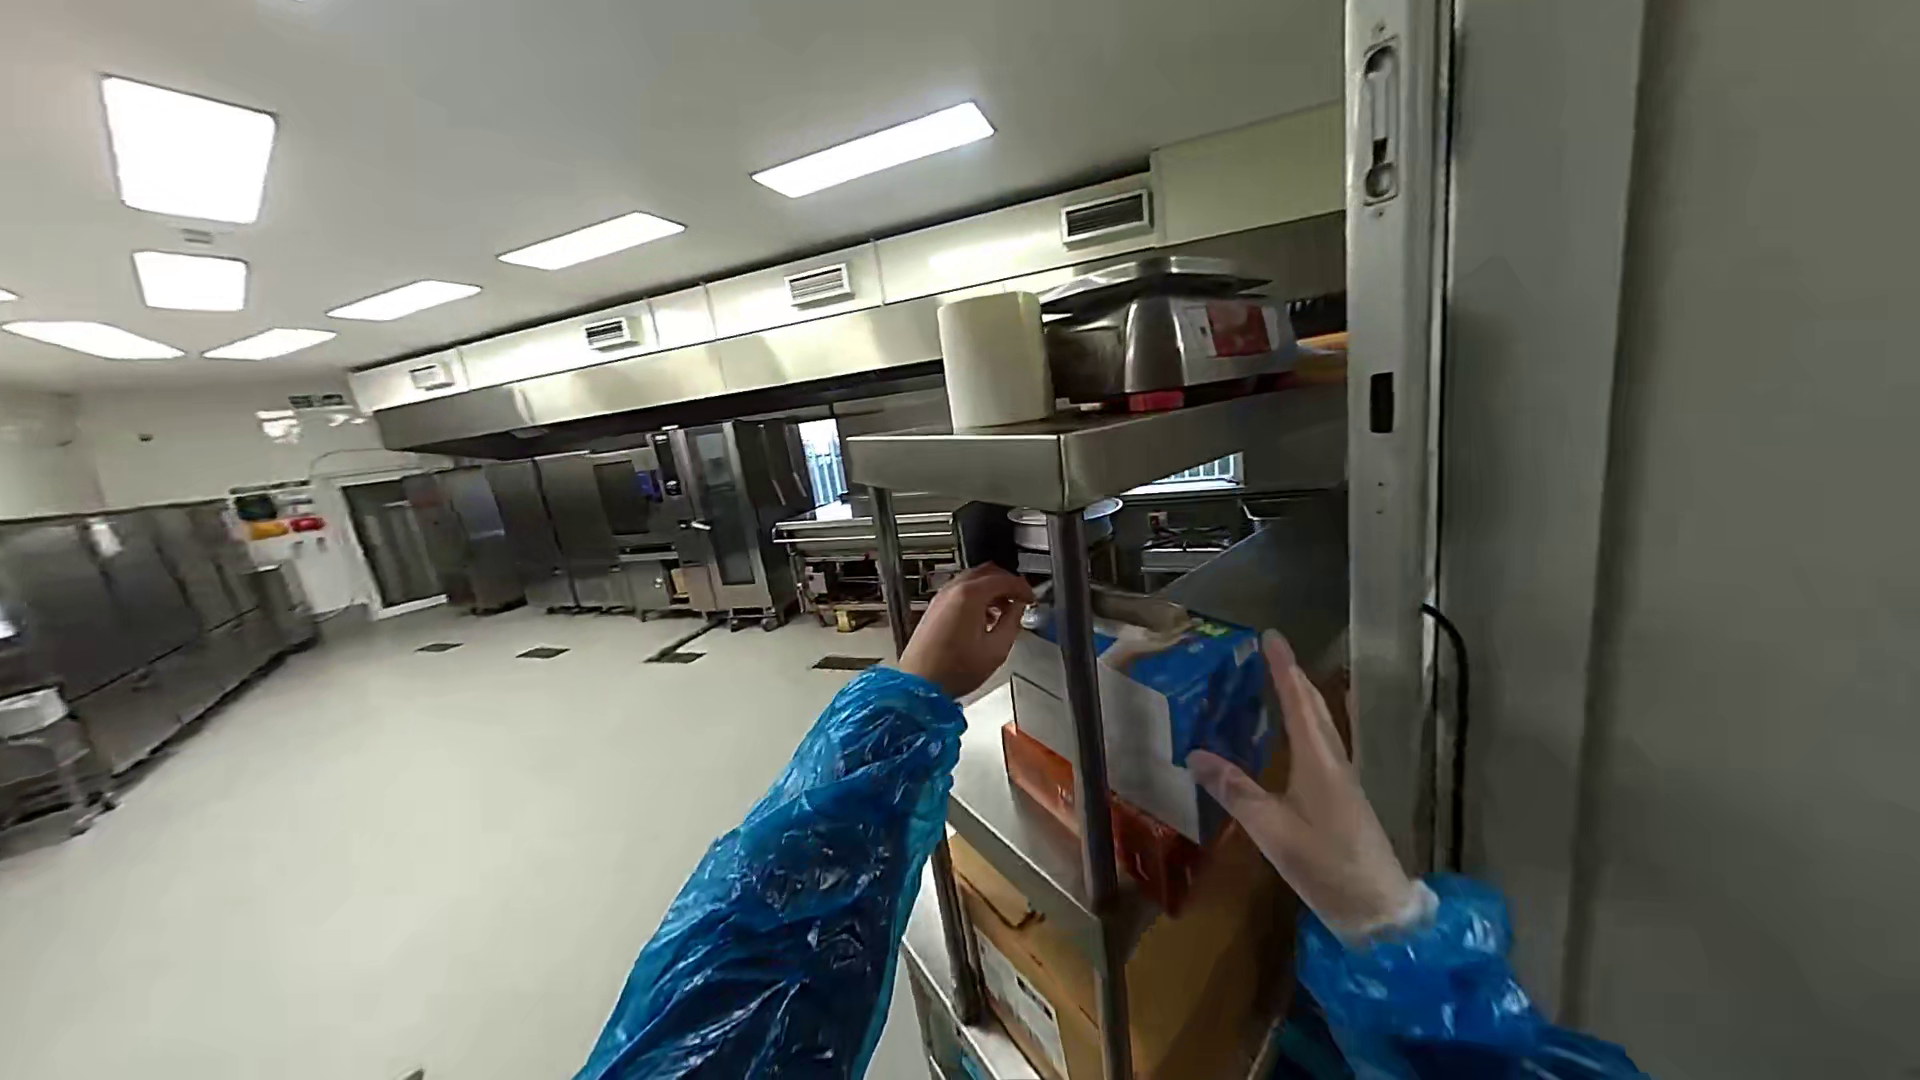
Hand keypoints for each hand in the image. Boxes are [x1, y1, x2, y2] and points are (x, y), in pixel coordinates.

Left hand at [897, 565, 1034, 698]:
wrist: (919, 684)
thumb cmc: (952, 670)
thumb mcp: (996, 649)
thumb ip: (1012, 623)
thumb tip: (1018, 610)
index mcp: (970, 596)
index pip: (1004, 579)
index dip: (1022, 587)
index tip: (1030, 597)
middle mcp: (953, 591)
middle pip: (986, 572)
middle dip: (1007, 583)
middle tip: (1020, 597)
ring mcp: (941, 598)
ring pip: (972, 580)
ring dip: (991, 589)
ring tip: (1005, 608)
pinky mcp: (934, 609)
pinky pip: (960, 592)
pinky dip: (976, 596)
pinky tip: (985, 616)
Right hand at [1189, 631, 1429, 942]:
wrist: (1380, 913)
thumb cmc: (1326, 866)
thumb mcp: (1272, 830)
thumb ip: (1234, 791)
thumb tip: (1195, 754)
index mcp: (1319, 761)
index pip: (1300, 703)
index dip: (1284, 669)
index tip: (1271, 637)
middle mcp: (1334, 761)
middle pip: (1315, 707)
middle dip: (1293, 675)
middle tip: (1270, 651)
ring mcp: (1341, 779)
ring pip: (1321, 724)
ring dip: (1301, 697)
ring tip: (1277, 680)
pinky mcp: (1341, 795)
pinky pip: (1321, 743)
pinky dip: (1305, 722)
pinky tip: (1293, 733)